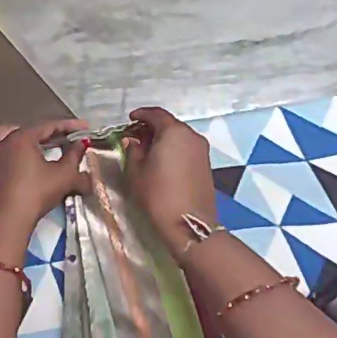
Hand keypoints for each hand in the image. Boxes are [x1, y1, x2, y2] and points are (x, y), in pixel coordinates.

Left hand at [0, 119, 89, 232]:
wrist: (8, 220)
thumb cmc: (37, 193)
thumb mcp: (64, 175)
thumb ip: (74, 156)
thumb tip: (81, 144)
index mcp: (23, 138)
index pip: (50, 126)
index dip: (70, 126)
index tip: (86, 128)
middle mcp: (4, 142)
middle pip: (28, 131)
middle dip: (48, 134)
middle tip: (65, 140)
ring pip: (4, 138)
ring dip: (20, 139)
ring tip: (33, 146)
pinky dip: (0, 156)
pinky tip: (6, 161)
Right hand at [124, 106, 218, 248]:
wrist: (188, 223)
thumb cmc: (157, 194)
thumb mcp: (136, 171)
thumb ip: (133, 150)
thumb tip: (134, 141)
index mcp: (173, 131)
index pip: (156, 114)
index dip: (141, 114)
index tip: (130, 119)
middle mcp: (191, 135)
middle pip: (169, 124)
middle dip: (152, 127)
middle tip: (136, 136)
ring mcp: (202, 150)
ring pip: (179, 136)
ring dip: (164, 139)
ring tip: (148, 150)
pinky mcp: (206, 164)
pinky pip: (186, 148)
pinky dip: (174, 148)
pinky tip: (163, 161)